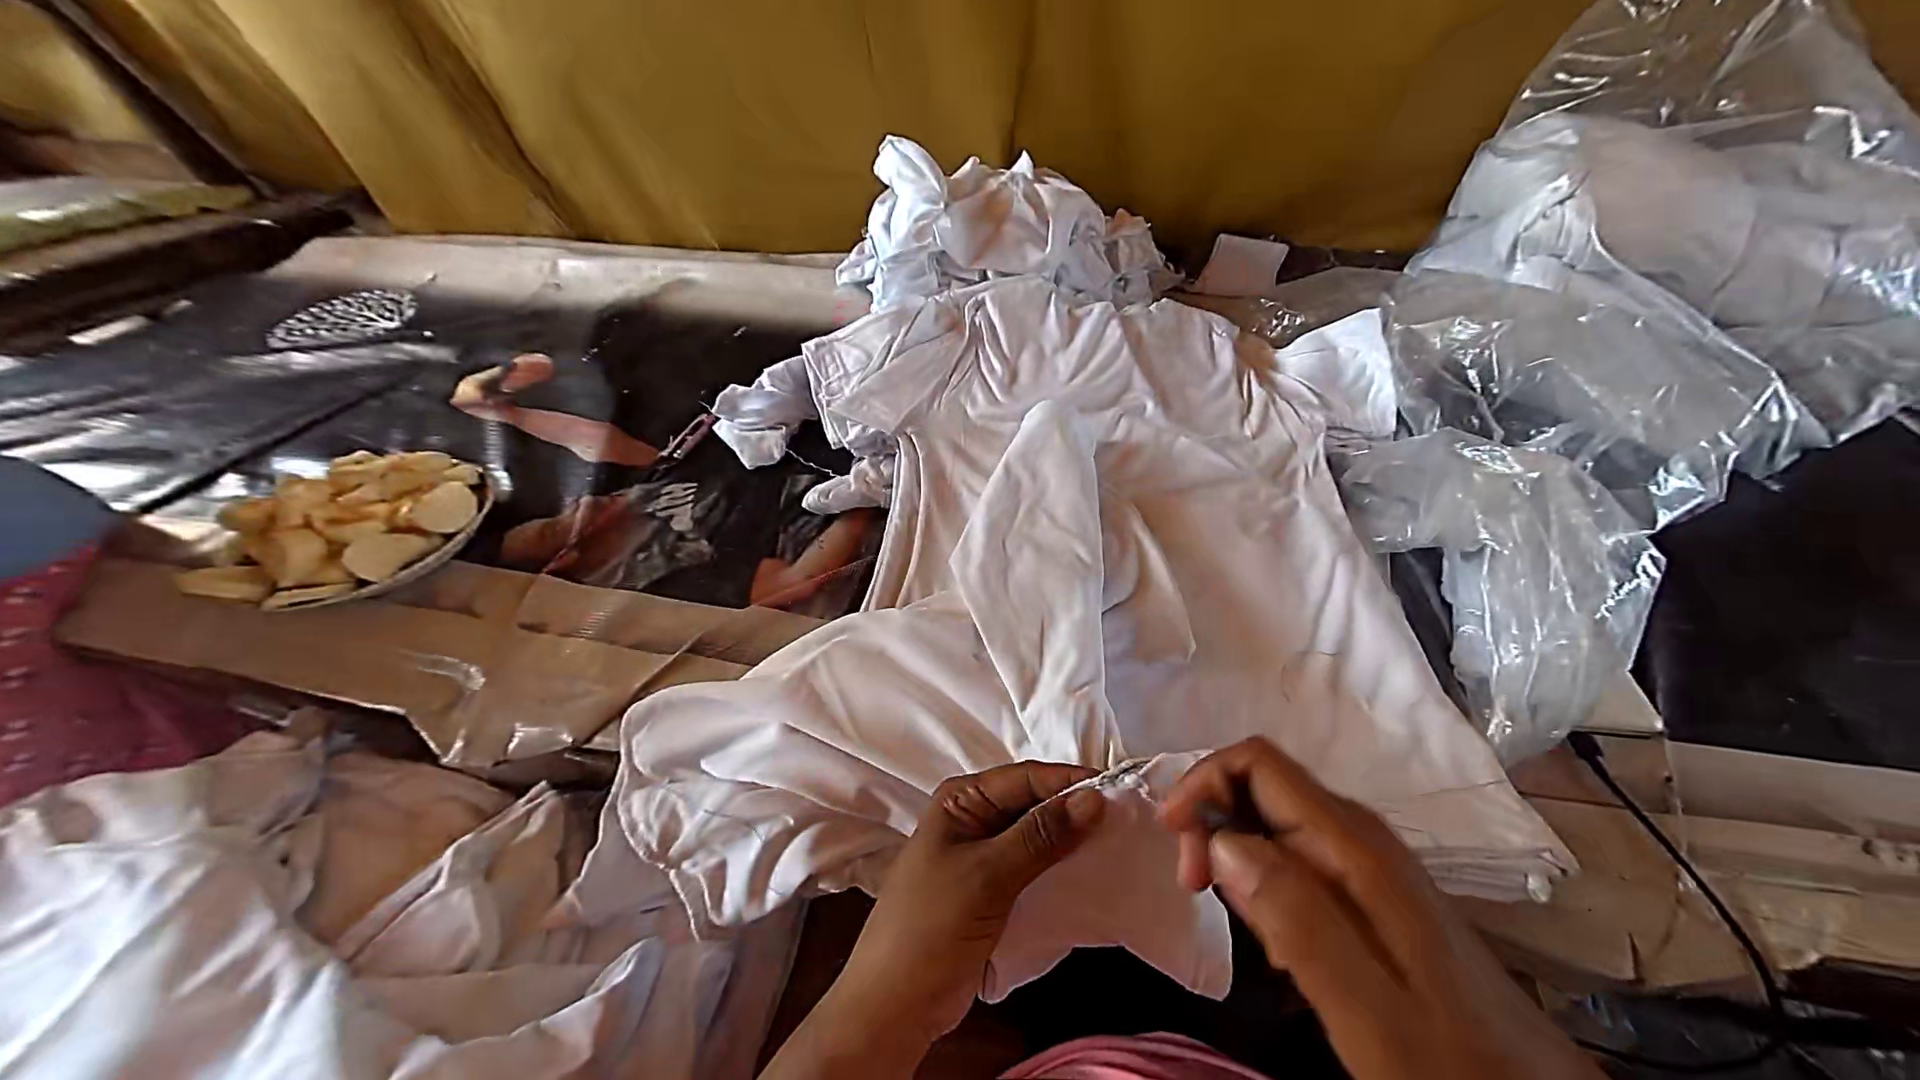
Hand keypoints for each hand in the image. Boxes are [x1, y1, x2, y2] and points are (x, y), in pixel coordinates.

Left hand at [761, 762, 1106, 1079]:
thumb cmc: (932, 925)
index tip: (1121, 790)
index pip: (1026, 777)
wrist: (895, 1003)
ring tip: (1118, 844)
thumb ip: (1040, 835)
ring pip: (1037, 835)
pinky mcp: (993, 888)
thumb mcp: (988, 874)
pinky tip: (1090, 873)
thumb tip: (1093, 798)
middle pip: (1033, 803)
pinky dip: (1060, 867)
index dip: (1071, 782)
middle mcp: (974, 817)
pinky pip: (1034, 866)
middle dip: (1075, 810)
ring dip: (1071, 840)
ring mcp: (983, 854)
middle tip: (1126, 819)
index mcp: (962, 799)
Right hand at [1161, 738, 1605, 1079]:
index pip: (1257, 762)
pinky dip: (1256, 873)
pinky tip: (1266, 926)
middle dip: (1210, 818)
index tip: (1177, 842)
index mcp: (1353, 844)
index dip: (1204, 784)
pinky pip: (1289, 851)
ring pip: (1269, 815)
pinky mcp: (1364, 886)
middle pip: (1258, 782)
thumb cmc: (1447, 1058)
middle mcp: (1356, 834)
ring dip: (1228, 847)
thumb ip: (1295, 918)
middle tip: (1194, 885)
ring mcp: (1363, 859)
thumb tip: (1223, 842)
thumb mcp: (1367, 1008)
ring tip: (1225, 909)